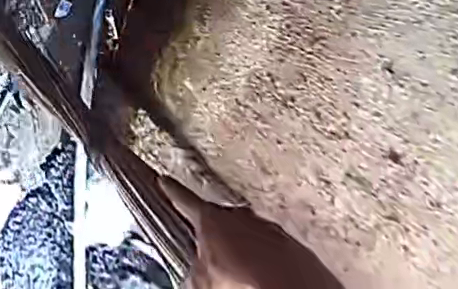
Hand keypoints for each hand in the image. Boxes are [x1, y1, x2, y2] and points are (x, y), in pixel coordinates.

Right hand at [161, 176, 342, 288]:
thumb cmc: (243, 286)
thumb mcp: (203, 285)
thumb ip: (193, 274)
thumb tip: (193, 274)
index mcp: (211, 220)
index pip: (183, 199)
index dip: (171, 190)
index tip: (163, 179)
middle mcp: (239, 216)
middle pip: (220, 221)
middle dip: (218, 237)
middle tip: (216, 258)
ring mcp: (269, 229)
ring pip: (249, 237)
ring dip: (246, 251)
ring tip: (247, 277)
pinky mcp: (295, 248)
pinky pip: (274, 253)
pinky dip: (269, 264)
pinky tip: (269, 283)